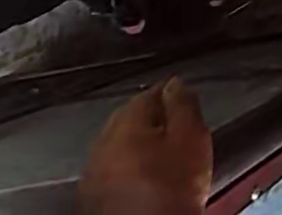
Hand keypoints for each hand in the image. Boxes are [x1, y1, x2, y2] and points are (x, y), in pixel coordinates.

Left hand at [79, 78, 211, 214]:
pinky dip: (127, 157)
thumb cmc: (175, 184)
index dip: (170, 90)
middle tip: (178, 119)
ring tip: (163, 142)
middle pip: (126, 116)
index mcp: (124, 129)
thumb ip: (183, 104)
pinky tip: (145, 166)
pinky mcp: (91, 197)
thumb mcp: (191, 136)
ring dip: (137, 135)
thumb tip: (174, 84)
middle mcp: (100, 148)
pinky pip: (110, 163)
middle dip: (151, 112)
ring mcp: (91, 175)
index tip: (186, 95)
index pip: (148, 94)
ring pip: (116, 140)